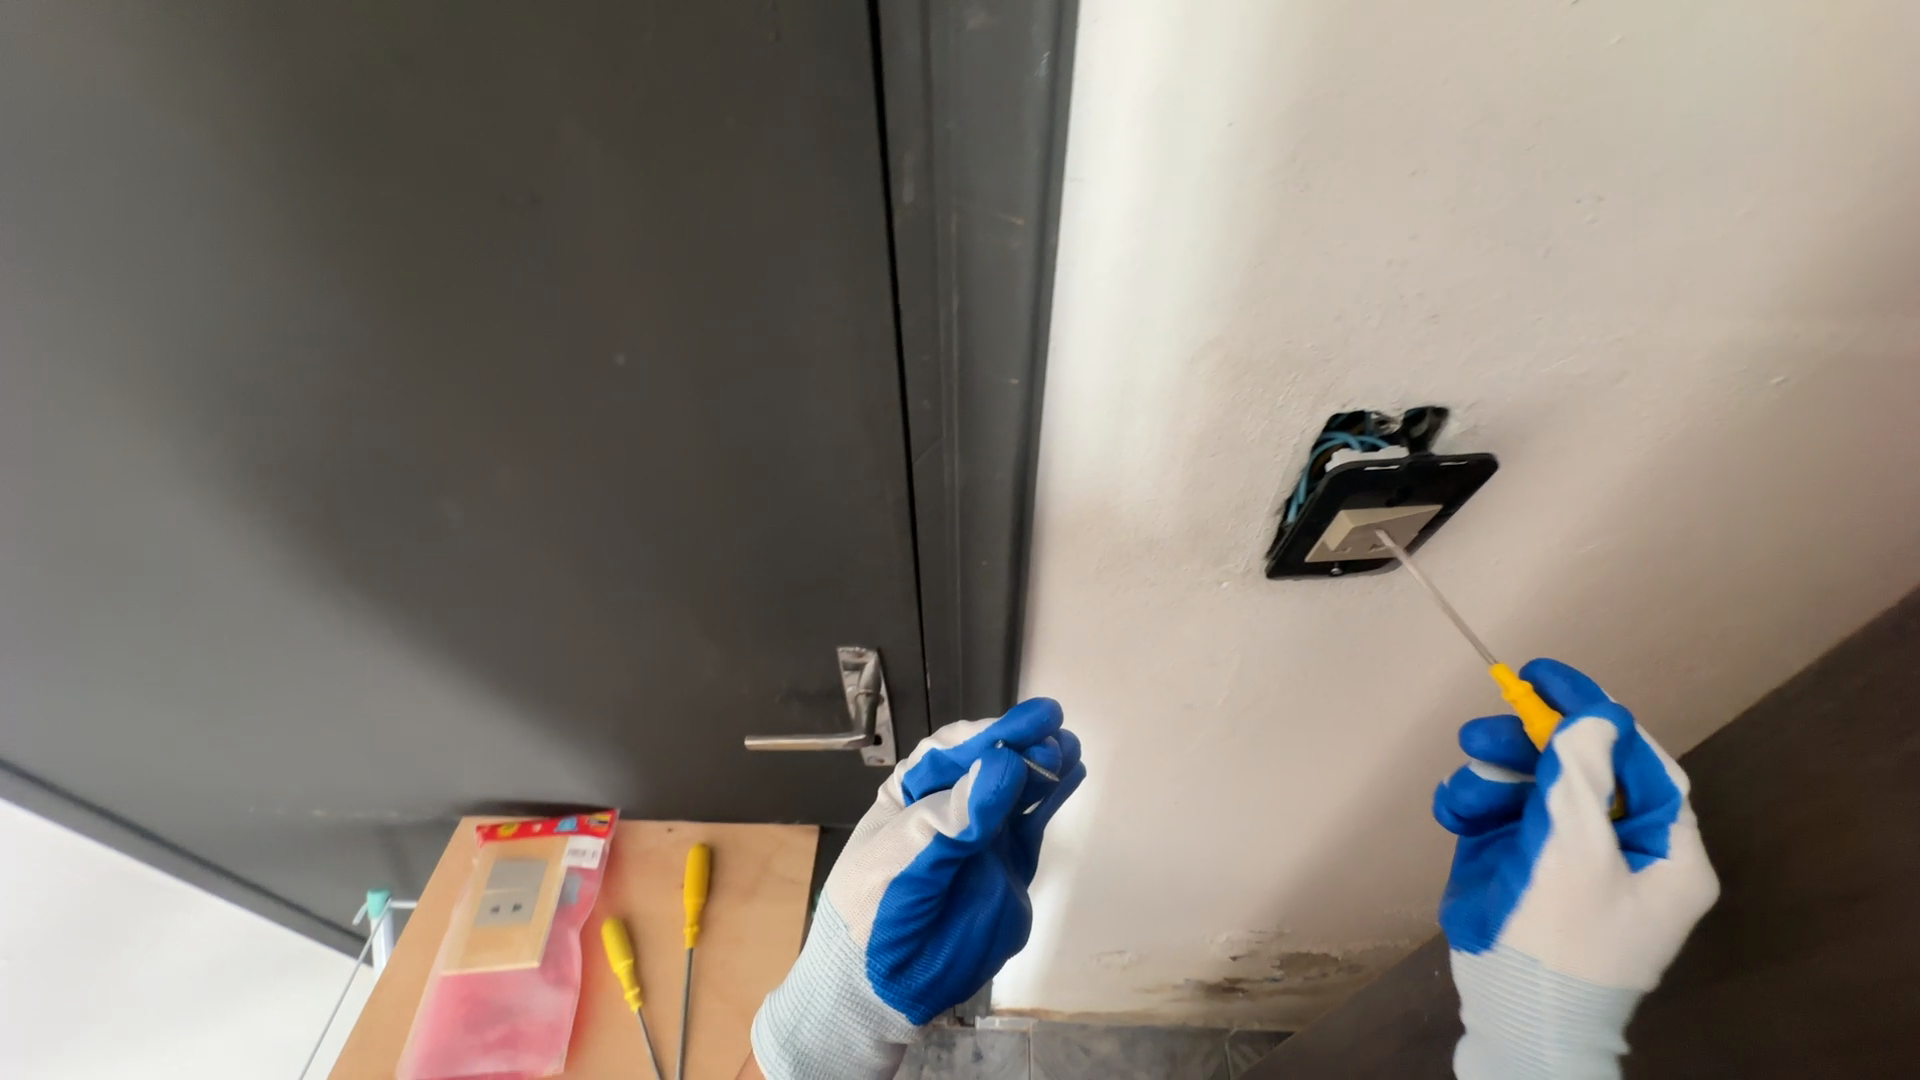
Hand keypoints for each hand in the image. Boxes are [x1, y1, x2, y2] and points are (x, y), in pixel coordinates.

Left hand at [750, 699, 1085, 1079]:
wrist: (882, 990)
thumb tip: (1004, 764)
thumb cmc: (874, 913)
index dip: (994, 732)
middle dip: (1023, 747)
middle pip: (992, 764)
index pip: (956, 751)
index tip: (1033, 720)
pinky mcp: (1008, 867)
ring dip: (1044, 766)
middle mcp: (952, 804)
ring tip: (1070, 747)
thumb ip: (954, 817)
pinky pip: (1032, 824)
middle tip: (1055, 735)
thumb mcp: (903, 860)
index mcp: (915, 792)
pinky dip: (1052, 798)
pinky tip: (1073, 774)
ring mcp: (983, 835)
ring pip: (1018, 789)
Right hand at [1433, 659, 1717, 1079]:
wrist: (1515, 1005)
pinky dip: (1468, 804)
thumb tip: (1593, 716)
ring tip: (1465, 794)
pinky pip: (1488, 807)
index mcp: (1658, 845)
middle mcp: (1609, 838)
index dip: (1594, 712)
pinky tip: (1456, 815)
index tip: (1544, 675)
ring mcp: (1555, 845)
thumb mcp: (1576, 850)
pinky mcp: (1508, 852)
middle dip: (1524, 746)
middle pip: (1569, 765)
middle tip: (1481, 732)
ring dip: (1487, 779)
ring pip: (1521, 781)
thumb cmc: (1564, 932)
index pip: (1635, 759)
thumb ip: (1580, 777)